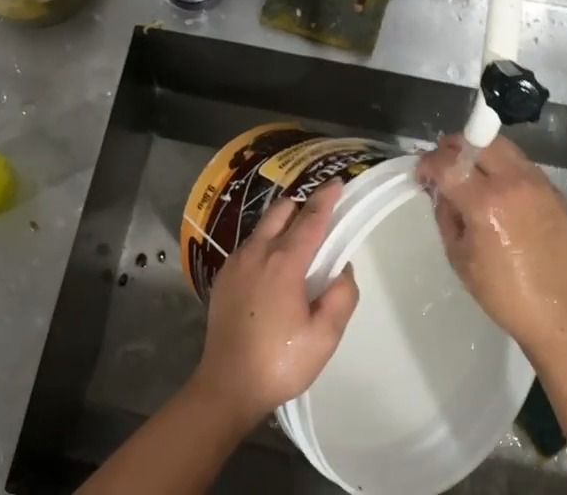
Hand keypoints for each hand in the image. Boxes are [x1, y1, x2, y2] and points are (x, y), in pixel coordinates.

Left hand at [189, 180, 359, 424]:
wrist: (227, 384)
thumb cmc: (280, 362)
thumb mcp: (325, 337)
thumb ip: (341, 297)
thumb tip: (343, 269)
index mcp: (283, 263)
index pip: (310, 220)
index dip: (326, 199)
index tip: (337, 183)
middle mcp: (256, 253)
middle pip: (281, 212)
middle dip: (303, 205)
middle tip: (323, 213)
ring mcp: (235, 263)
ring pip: (263, 228)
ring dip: (283, 225)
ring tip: (302, 240)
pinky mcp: (223, 277)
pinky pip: (250, 247)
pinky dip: (267, 243)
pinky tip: (276, 265)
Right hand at [417, 135, 566, 348]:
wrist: (559, 314)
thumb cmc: (502, 292)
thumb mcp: (458, 255)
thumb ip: (446, 214)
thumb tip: (440, 190)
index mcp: (485, 202)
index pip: (447, 162)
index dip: (427, 164)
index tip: (421, 175)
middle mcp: (514, 183)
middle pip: (478, 141)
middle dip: (454, 148)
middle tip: (443, 166)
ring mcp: (539, 185)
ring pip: (503, 148)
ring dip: (480, 153)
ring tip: (470, 175)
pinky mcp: (556, 193)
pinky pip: (522, 166)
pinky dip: (504, 168)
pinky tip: (498, 191)